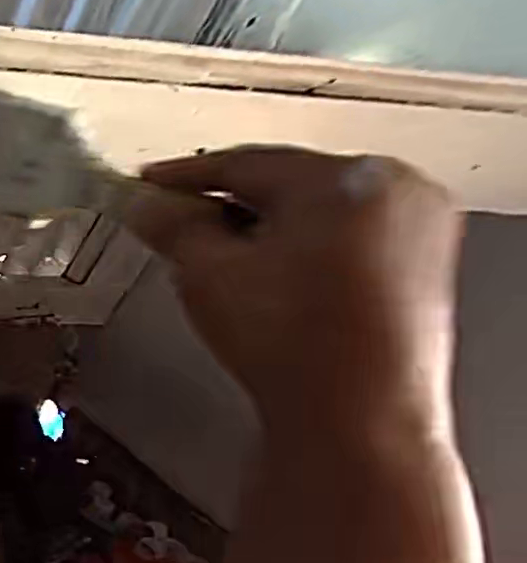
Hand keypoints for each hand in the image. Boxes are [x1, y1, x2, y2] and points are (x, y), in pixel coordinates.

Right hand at [120, 146, 462, 433]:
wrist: (352, 401)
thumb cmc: (288, 336)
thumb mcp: (204, 272)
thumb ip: (172, 227)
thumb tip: (148, 205)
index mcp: (343, 179)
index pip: (242, 161)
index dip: (182, 174)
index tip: (145, 181)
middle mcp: (393, 187)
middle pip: (281, 180)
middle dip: (219, 201)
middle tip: (167, 221)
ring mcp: (415, 221)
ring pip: (310, 205)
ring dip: (253, 222)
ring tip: (207, 253)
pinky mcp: (418, 254)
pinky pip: (338, 229)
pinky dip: (289, 240)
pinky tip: (256, 270)